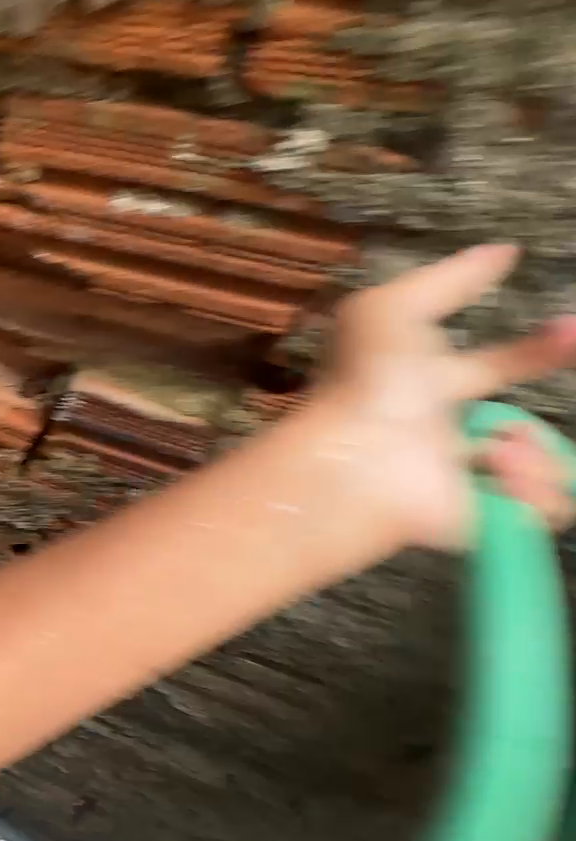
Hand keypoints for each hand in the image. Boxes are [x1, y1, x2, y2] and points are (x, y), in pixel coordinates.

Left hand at [319, 243, 575, 548]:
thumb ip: (442, 280)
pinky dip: (538, 491)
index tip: (568, 328)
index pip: (490, 365)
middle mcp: (434, 434)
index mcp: (417, 386)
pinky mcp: (470, 521)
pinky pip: (541, 512)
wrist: (353, 458)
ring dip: (537, 452)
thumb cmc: (363, 383)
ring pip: (540, 466)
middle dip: (541, 422)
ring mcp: (452, 479)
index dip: (542, 346)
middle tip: (554, 404)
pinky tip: (500, 473)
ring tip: (498, 447)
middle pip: (519, 428)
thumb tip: (501, 251)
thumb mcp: (386, 313)